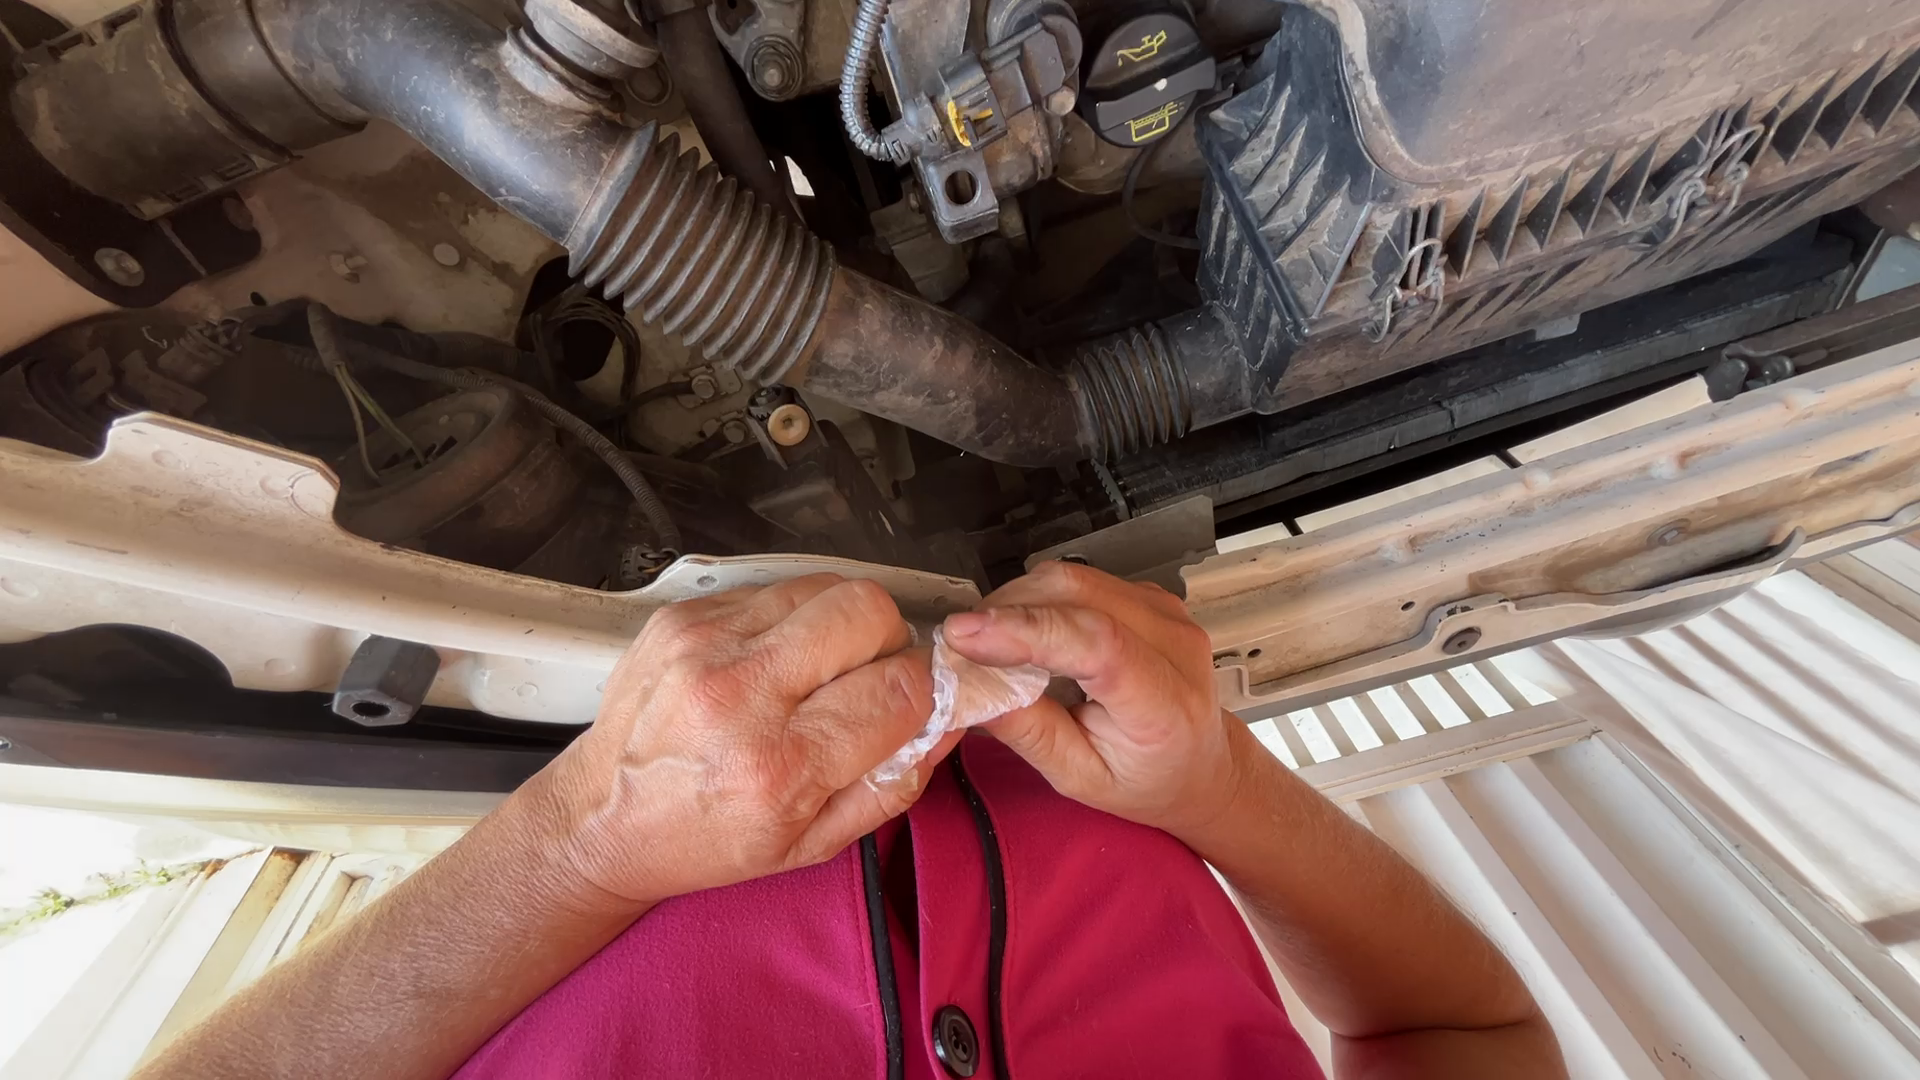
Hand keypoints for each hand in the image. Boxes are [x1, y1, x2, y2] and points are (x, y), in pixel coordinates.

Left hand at [538, 574, 953, 906]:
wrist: (598, 819)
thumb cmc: (707, 841)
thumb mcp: (815, 845)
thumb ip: (896, 783)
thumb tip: (949, 719)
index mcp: (779, 768)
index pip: (898, 690)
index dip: (925, 687)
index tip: (915, 696)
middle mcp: (740, 694)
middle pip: (866, 611)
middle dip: (889, 639)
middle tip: (869, 673)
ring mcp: (706, 643)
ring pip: (828, 586)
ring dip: (843, 622)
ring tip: (820, 663)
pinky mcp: (684, 614)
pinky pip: (779, 588)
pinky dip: (796, 616)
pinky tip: (774, 656)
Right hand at [941, 561, 1249, 838]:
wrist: (1200, 764)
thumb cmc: (1145, 779)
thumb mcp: (1080, 778)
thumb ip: (1028, 731)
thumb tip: (968, 686)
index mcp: (1164, 704)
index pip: (1097, 643)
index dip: (1027, 630)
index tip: (963, 636)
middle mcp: (1174, 643)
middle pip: (1077, 594)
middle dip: (1005, 610)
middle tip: (962, 645)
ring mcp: (1163, 610)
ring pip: (1071, 577)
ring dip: (1015, 600)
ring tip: (989, 641)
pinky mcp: (1145, 595)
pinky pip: (1078, 579)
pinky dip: (1036, 597)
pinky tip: (1023, 631)